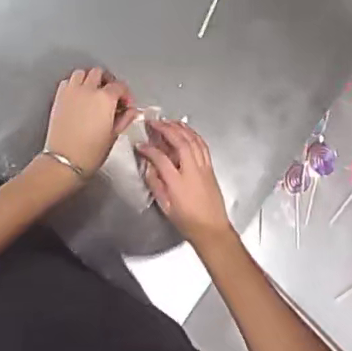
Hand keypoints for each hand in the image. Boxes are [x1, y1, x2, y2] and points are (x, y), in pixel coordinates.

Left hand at [43, 68, 136, 176]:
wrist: (64, 161)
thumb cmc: (89, 152)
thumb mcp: (113, 135)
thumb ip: (124, 118)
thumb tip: (131, 111)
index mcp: (105, 98)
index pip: (119, 86)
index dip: (126, 94)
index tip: (126, 104)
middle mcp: (88, 90)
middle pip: (99, 73)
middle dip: (108, 81)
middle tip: (111, 94)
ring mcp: (71, 92)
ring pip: (82, 73)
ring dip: (90, 79)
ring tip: (94, 92)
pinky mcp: (59, 97)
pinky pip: (68, 82)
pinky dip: (74, 84)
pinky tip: (79, 96)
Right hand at [137, 120, 234, 243]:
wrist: (212, 229)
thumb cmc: (186, 220)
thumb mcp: (165, 206)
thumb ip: (155, 184)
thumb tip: (149, 166)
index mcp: (178, 182)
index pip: (161, 158)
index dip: (149, 149)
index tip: (140, 145)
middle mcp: (192, 170)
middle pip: (180, 142)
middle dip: (166, 129)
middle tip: (154, 122)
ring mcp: (203, 167)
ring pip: (193, 140)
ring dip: (181, 128)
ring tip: (169, 121)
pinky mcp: (210, 168)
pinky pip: (202, 145)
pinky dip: (193, 135)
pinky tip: (187, 131)